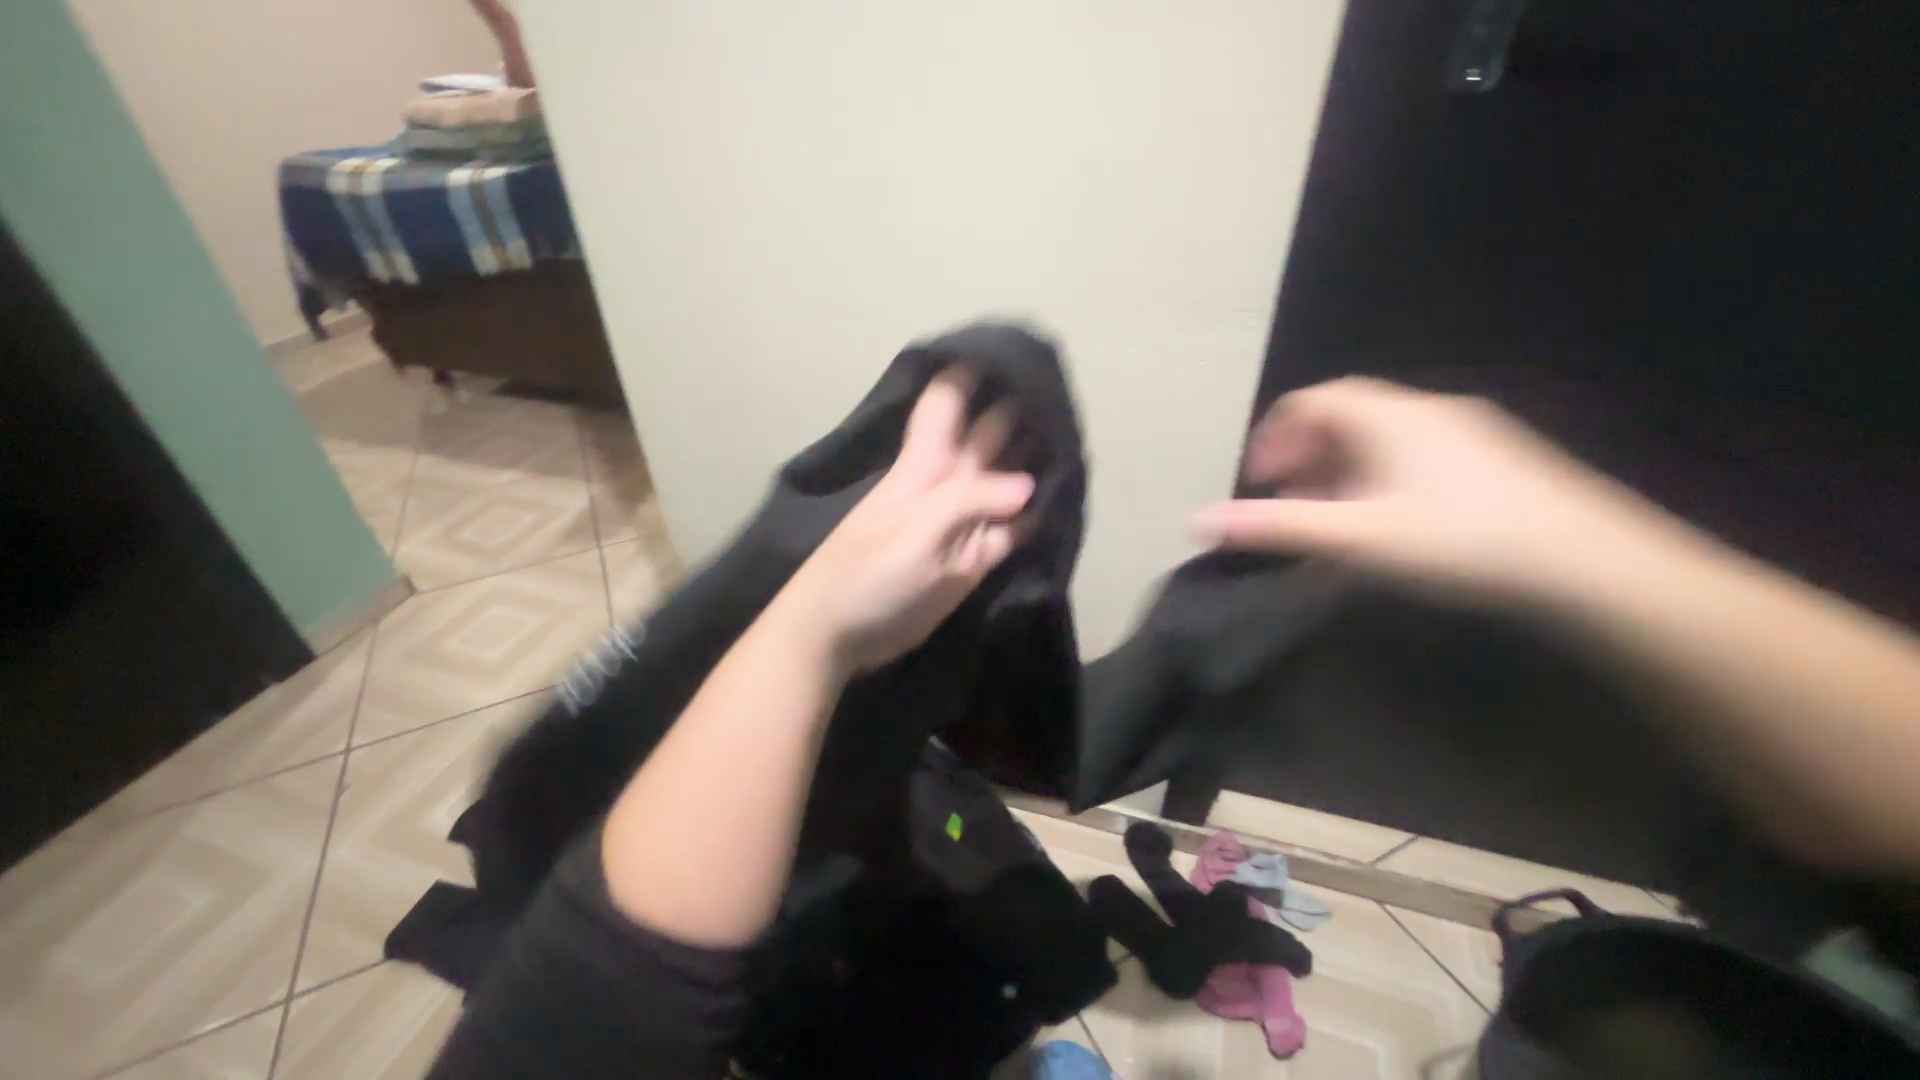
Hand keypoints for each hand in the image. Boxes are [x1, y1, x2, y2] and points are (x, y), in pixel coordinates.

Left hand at [776, 369, 1035, 672]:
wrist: (840, 633)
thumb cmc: (865, 573)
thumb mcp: (913, 533)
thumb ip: (968, 502)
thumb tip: (1029, 485)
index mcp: (925, 465)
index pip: (948, 401)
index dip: (972, 371)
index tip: (1009, 349)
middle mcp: (949, 484)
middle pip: (988, 436)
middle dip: (1019, 412)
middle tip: (1064, 393)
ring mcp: (963, 523)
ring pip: (1007, 482)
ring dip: (1034, 463)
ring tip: (1076, 440)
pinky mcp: (975, 560)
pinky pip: (1012, 529)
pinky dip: (1035, 516)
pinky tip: (1062, 500)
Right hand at [1191, 377, 1670, 600]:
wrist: (1586, 563)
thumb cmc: (1457, 539)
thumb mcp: (1356, 536)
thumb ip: (1275, 527)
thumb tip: (1198, 520)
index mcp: (1389, 416)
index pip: (1313, 399)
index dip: (1277, 435)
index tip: (1263, 481)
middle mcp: (1426, 411)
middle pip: (1346, 418)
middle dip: (1307, 459)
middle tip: (1293, 507)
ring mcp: (1467, 433)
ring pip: (1384, 441)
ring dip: (1344, 474)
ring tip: (1336, 525)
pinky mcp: (1496, 461)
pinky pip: (1417, 457)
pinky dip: (1383, 481)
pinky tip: (1392, 529)